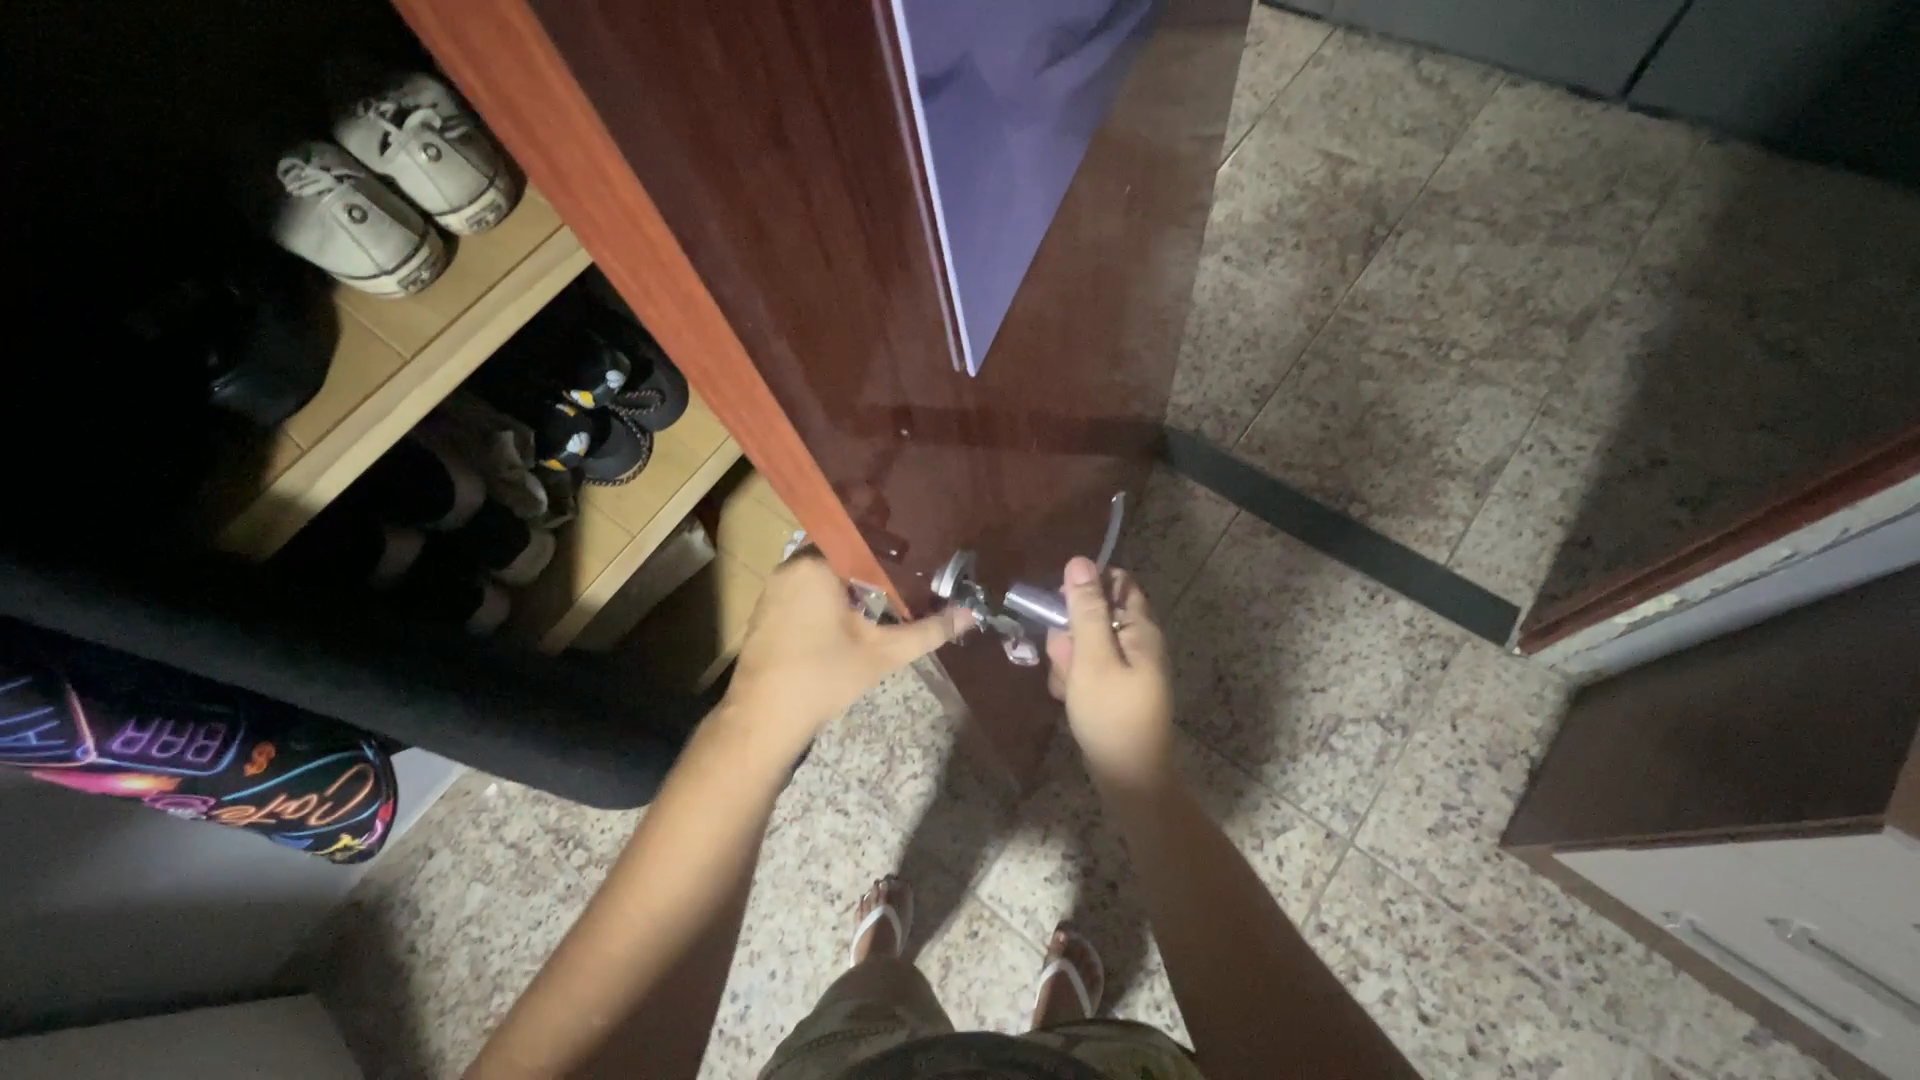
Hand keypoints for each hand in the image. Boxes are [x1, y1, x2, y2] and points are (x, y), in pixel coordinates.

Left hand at [719, 553, 971, 757]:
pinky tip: (846, 622)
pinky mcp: (765, 612)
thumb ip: (928, 630)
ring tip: (882, 600)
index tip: (914, 562)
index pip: (860, 540)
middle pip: (840, 557)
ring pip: (820, 575)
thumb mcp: (883, 652)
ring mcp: (773, 590)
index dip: (890, 550)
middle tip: (904, 583)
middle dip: (870, 571)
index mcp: (816, 565)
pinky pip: (802, 592)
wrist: (764, 718)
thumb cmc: (824, 677)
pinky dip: (825, 601)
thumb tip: (971, 614)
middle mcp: (789, 567)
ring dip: (847, 587)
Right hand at [1045, 556, 1174, 786]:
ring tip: (1066, 688)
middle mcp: (1138, 643)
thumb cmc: (1111, 714)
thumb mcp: (1092, 658)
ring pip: (1085, 646)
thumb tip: (1080, 562)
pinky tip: (1067, 699)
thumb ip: (1086, 610)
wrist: (1129, 777)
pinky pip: (1088, 671)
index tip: (1061, 610)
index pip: (1115, 584)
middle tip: (1064, 659)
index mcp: (1140, 629)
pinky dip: (1074, 681)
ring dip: (1067, 661)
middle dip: (1070, 634)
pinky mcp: (1115, 690)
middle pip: (1095, 616)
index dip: (1084, 590)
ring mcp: (1128, 669)